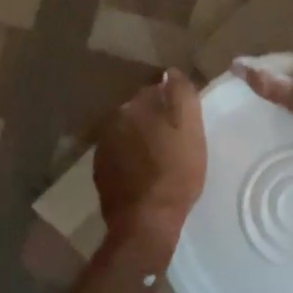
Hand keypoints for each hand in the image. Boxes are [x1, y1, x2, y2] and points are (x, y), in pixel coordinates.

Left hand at [93, 69, 206, 242]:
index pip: (157, 90)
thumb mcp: (191, 130)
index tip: (185, 120)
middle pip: (140, 111)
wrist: (146, 221)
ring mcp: (104, 146)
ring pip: (129, 132)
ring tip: (160, 159)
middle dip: (155, 119)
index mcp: (136, 105)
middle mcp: (115, 120)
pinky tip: (145, 174)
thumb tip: (171, 71)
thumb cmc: (177, 173)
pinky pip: (120, 155)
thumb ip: (181, 94)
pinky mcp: (101, 170)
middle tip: (175, 140)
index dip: (173, 103)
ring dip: (141, 139)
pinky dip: (131, 159)